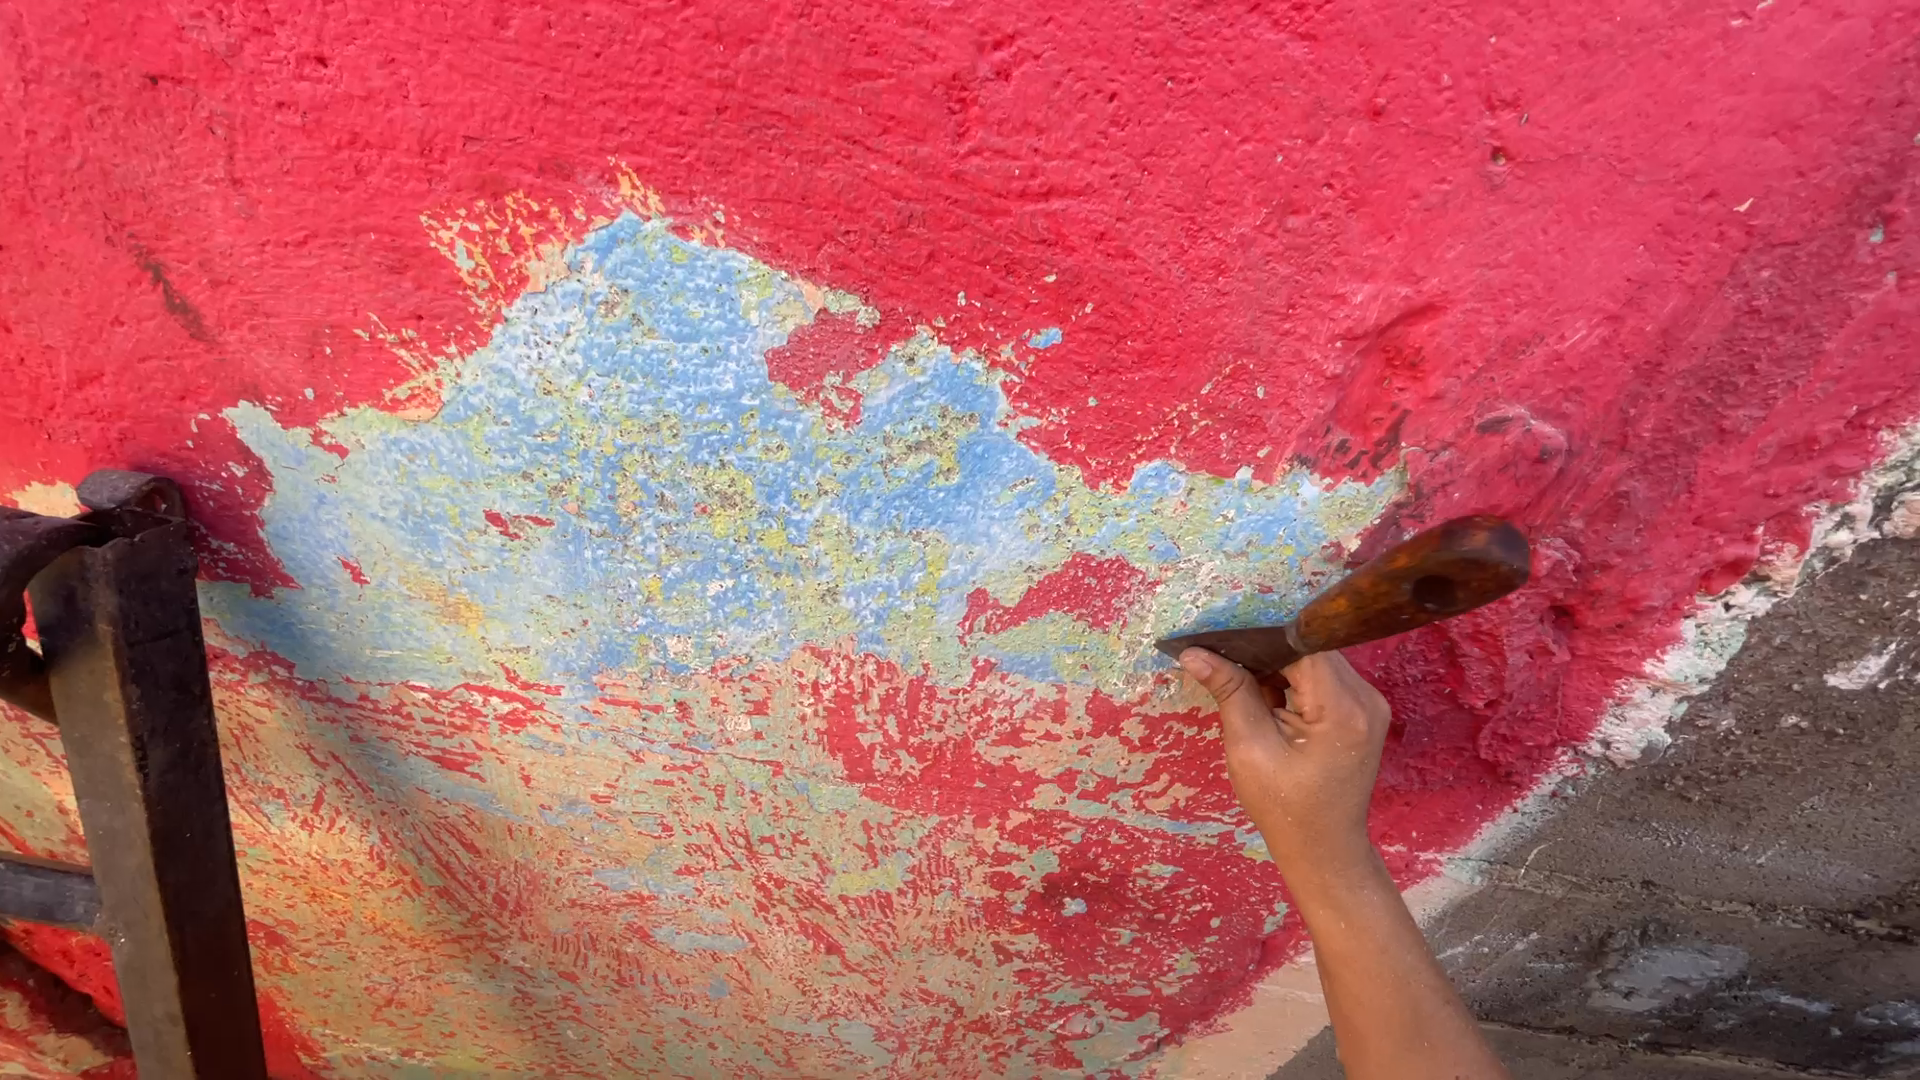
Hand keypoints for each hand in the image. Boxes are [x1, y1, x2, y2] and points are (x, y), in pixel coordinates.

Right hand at [1178, 648, 1391, 880]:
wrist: (1323, 848)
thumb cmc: (1283, 805)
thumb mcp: (1248, 746)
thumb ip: (1229, 690)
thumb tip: (1193, 652)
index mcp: (1342, 709)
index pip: (1300, 647)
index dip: (1259, 638)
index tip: (1220, 639)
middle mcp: (1366, 698)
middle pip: (1309, 650)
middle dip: (1265, 652)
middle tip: (1221, 659)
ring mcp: (1369, 704)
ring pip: (1314, 660)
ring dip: (1278, 666)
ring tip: (1241, 681)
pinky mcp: (1361, 711)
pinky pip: (1322, 677)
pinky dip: (1292, 680)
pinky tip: (1267, 697)